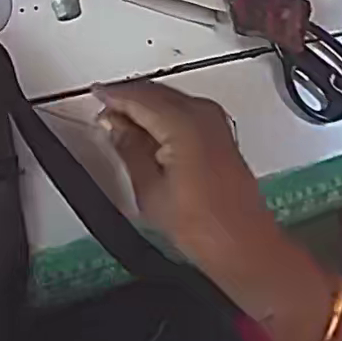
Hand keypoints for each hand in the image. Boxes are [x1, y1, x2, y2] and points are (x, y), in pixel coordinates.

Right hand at [94, 81, 282, 269]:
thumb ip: (128, 148)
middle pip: (155, 92)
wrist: (245, 248)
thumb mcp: (150, 190)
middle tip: (104, 110)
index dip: (112, 95)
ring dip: (144, 104)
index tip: (95, 94)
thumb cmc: (200, 226)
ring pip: (168, 97)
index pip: (138, 97)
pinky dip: (162, 111)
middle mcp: (201, 113)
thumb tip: (114, 124)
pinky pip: (182, 107)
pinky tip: (149, 127)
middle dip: (127, 97)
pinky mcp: (220, 130)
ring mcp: (214, 120)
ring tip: (121, 119)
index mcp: (183, 123)